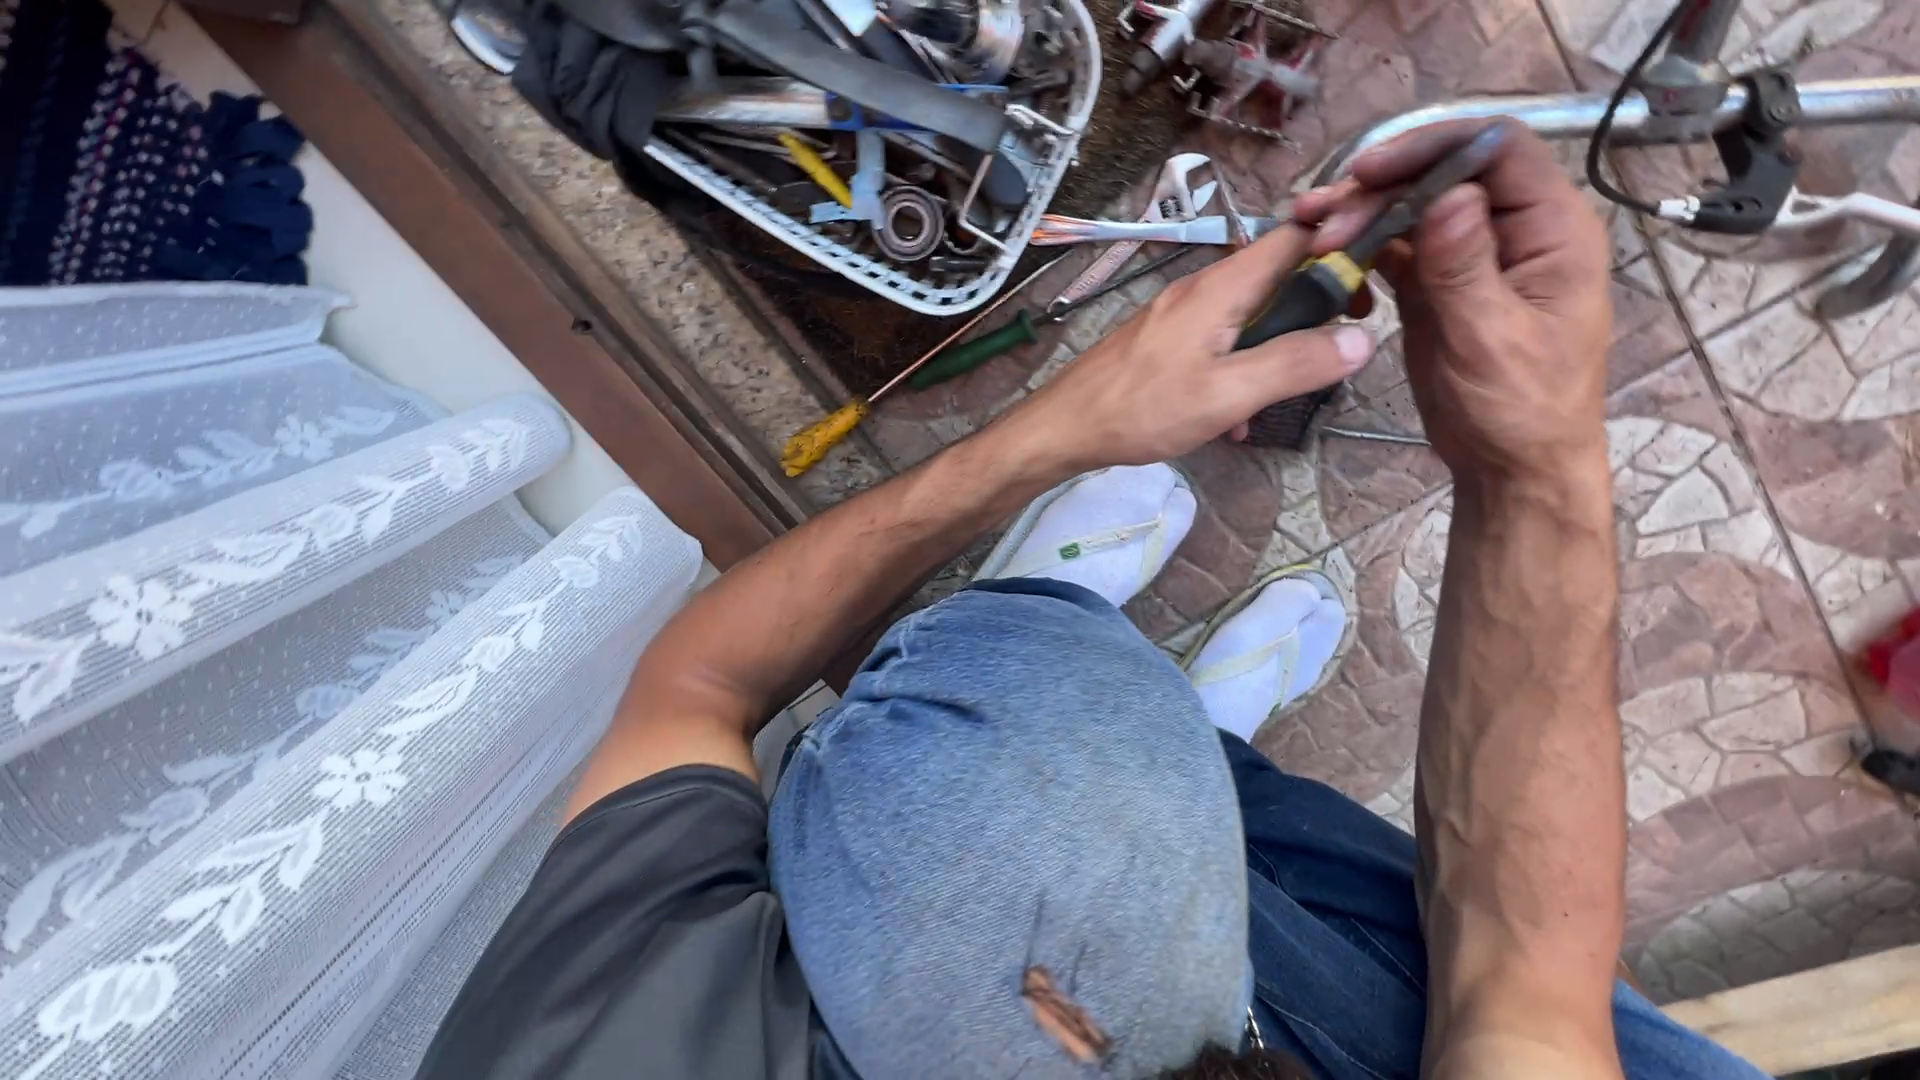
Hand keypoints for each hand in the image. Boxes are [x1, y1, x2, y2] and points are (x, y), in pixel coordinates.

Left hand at [1007, 224, 1374, 473]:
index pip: (1294, 236)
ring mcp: (1177, 316)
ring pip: (1246, 317)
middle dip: (1311, 310)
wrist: (1064, 428)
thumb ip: (1294, 364)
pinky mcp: (1162, 343)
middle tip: (1335, 350)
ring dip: (1272, 350)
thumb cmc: (1142, 409)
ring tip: (1283, 396)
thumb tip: (1362, 338)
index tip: (1368, 286)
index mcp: (1221, 288)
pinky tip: (1232, 419)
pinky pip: (1216, 343)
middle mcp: (1199, 290)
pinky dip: (1236, 370)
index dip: (1339, 246)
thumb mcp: (1228, 394)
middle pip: (1274, 277)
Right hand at [1297, 119, 1613, 494]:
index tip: (1366, 172)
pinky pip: (1395, 254)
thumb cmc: (1519, 405)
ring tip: (1309, 234)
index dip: (1430, 148)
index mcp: (1549, 229)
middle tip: (1319, 219)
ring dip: (1359, 219)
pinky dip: (1359, 253)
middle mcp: (1509, 232)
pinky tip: (1326, 263)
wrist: (1508, 463)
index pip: (1494, 153)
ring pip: (1411, 215)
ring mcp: (1468, 260)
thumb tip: (1446, 196)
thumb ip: (1467, 267)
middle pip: (1440, 180)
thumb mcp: (1492, 337)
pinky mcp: (1434, 289)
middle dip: (1377, 191)